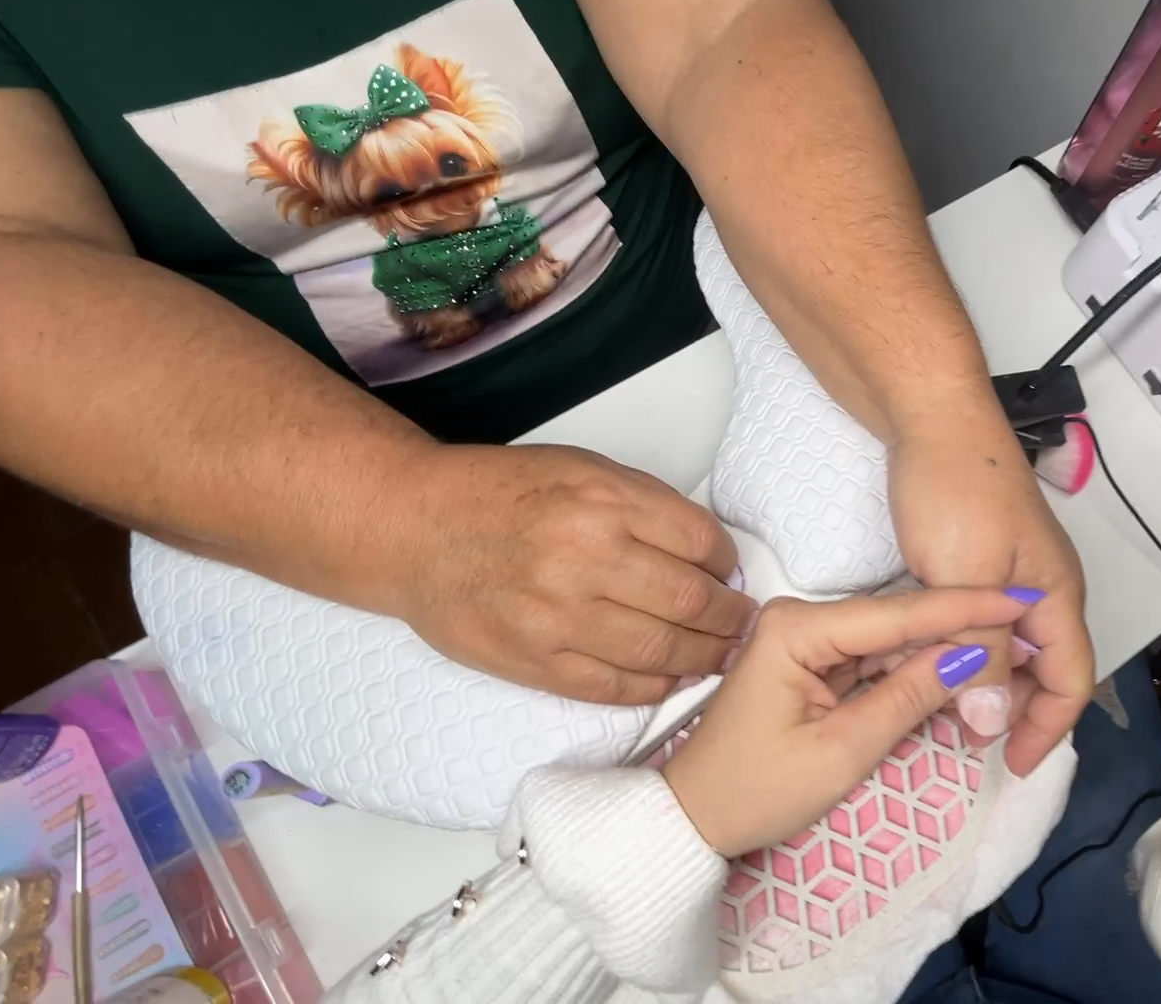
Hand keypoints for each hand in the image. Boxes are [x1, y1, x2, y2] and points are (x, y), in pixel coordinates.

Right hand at [381, 444, 756, 703]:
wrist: (416, 527)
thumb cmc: (504, 493)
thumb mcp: (586, 471)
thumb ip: (649, 506)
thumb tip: (707, 551)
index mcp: (606, 503)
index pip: (701, 542)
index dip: (730, 563)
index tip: (733, 574)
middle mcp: (586, 558)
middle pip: (691, 601)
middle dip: (732, 616)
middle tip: (744, 621)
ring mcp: (558, 617)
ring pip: (662, 651)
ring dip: (707, 657)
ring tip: (725, 654)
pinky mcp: (534, 661)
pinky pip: (613, 687)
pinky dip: (655, 688)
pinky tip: (676, 680)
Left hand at [662, 587, 1031, 855]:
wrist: (696, 814)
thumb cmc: (757, 790)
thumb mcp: (840, 752)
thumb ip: (907, 698)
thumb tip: (970, 655)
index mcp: (799, 628)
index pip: (896, 613)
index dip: (963, 606)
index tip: (1018, 596)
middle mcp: (803, 617)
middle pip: (896, 620)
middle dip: (959, 628)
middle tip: (1024, 628)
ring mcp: (808, 636)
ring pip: (890, 638)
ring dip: (941, 649)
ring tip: (1003, 648)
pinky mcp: (814, 657)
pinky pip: (874, 657)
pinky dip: (912, 668)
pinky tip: (955, 667)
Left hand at [887, 414, 1091, 777]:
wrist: (929, 416)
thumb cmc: (954, 489)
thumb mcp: (965, 575)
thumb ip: (983, 649)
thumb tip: (994, 722)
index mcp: (1055, 593)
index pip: (1070, 679)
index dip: (1044, 729)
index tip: (1007, 765)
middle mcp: (1042, 587)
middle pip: (1042, 668)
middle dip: (1011, 709)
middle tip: (963, 740)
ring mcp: (1011, 570)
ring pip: (1009, 646)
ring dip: (985, 680)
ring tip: (944, 709)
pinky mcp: (980, 558)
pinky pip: (983, 621)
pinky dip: (965, 648)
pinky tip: (934, 660)